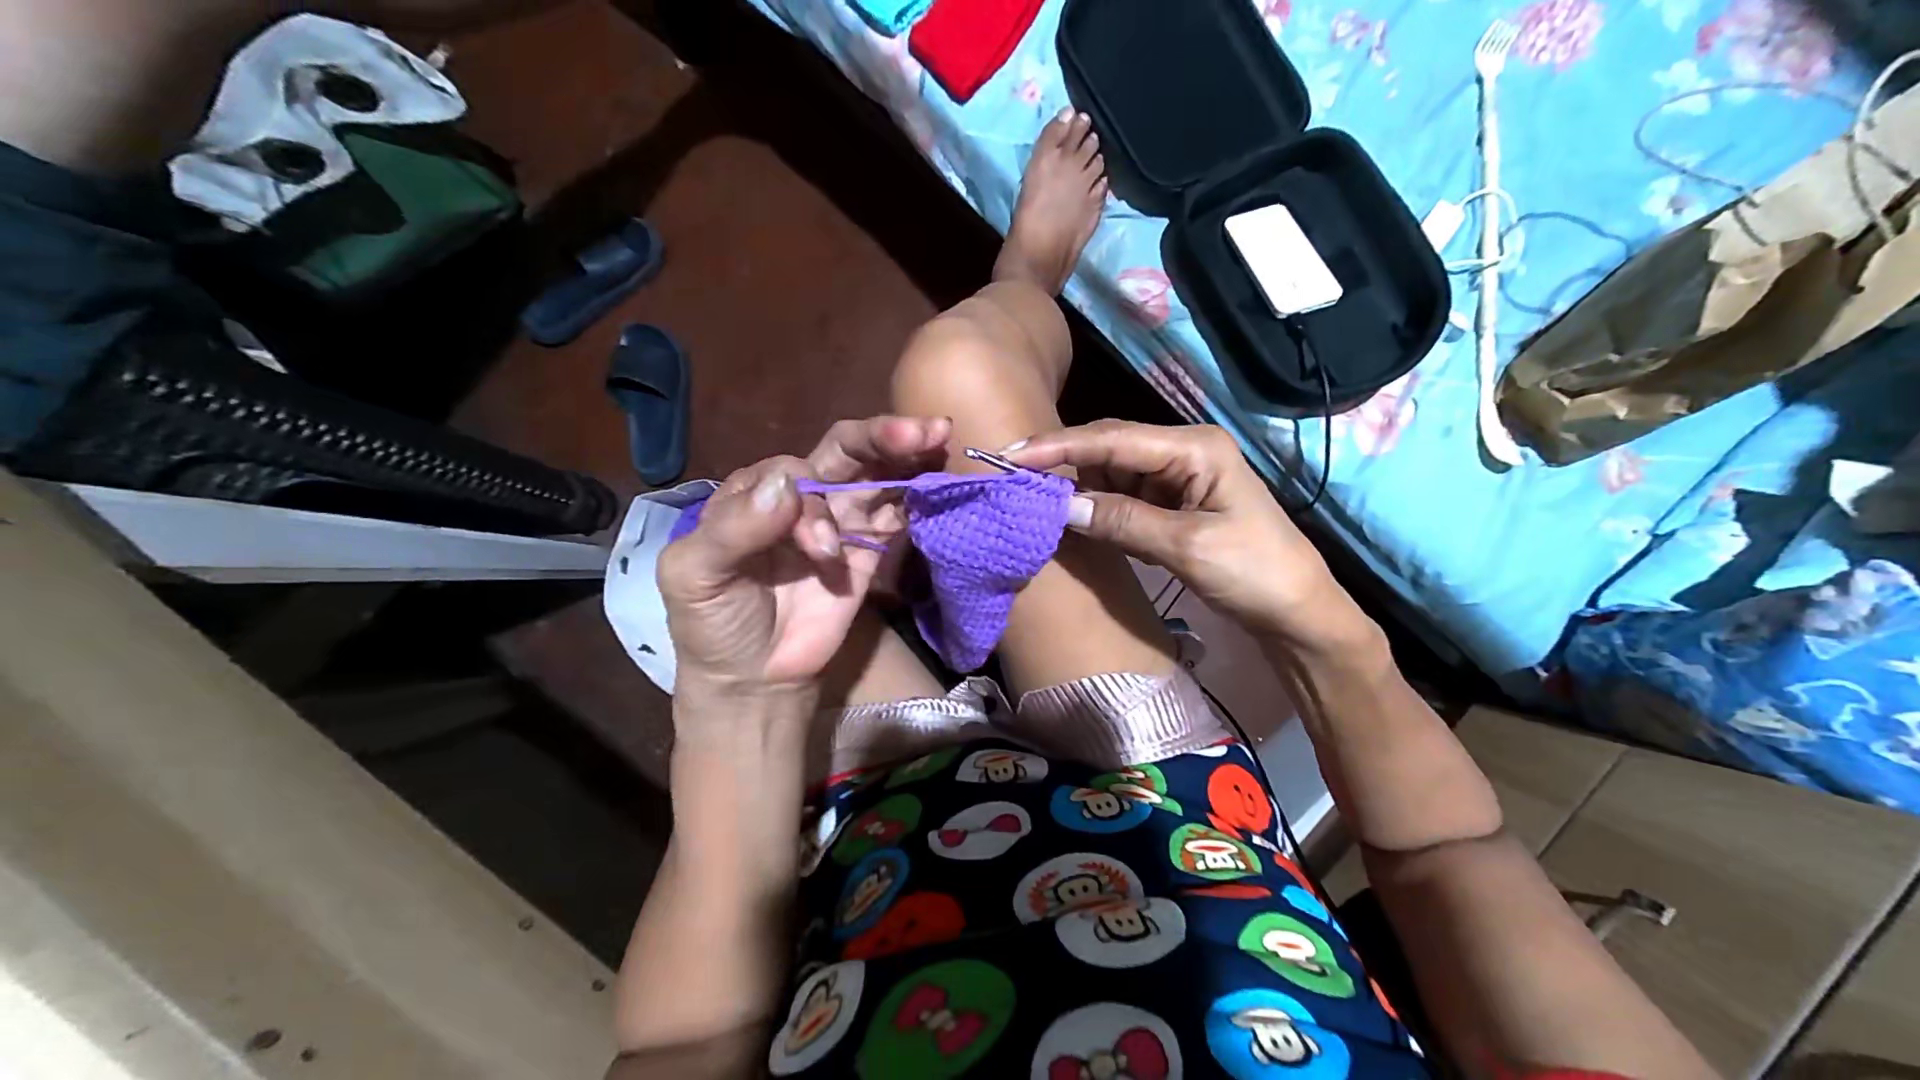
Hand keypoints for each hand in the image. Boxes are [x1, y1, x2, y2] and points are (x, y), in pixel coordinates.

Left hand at [657, 416, 950, 709]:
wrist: (753, 678)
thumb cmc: (713, 623)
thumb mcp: (695, 576)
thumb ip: (734, 528)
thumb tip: (790, 486)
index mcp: (754, 492)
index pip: (796, 473)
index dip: (814, 503)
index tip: (821, 551)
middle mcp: (800, 497)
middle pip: (844, 451)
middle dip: (882, 437)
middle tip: (922, 431)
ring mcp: (839, 521)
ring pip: (875, 475)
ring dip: (907, 456)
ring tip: (940, 437)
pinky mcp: (868, 550)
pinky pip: (895, 514)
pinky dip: (916, 497)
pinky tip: (938, 482)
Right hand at [1004, 421, 1358, 644]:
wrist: (1295, 610)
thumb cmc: (1255, 572)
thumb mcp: (1187, 546)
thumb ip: (1123, 521)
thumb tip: (1061, 505)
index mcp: (1194, 448)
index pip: (1114, 440)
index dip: (1060, 446)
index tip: (1013, 454)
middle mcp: (1182, 451)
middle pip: (1109, 447)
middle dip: (1062, 459)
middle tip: (1011, 473)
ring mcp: (1175, 477)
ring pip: (1110, 471)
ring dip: (1075, 483)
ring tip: (1031, 494)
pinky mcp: (1170, 502)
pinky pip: (1120, 496)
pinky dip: (1094, 504)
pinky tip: (1067, 511)